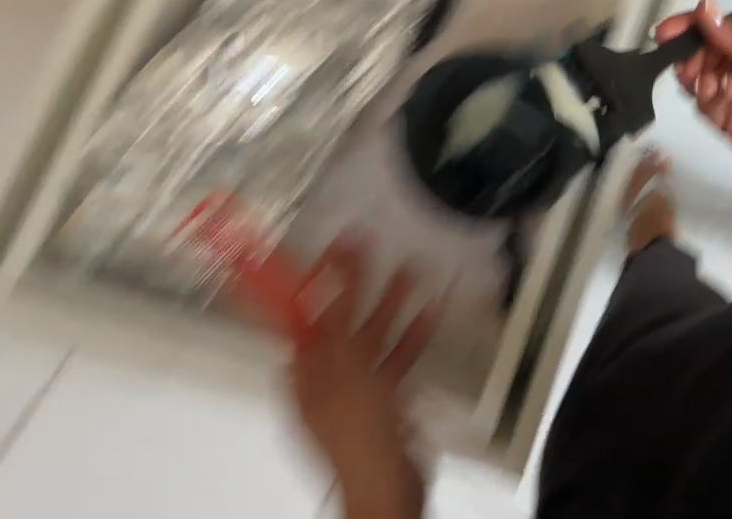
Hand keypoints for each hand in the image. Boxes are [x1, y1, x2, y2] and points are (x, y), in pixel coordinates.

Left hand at [289, 241, 438, 518]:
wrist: (386, 484)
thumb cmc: (357, 435)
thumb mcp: (345, 368)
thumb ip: (337, 322)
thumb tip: (324, 281)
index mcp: (305, 374)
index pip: (304, 314)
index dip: (314, 279)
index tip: (326, 248)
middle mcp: (325, 380)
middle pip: (341, 321)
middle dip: (356, 284)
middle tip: (364, 247)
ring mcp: (354, 392)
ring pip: (372, 336)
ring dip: (390, 304)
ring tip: (408, 272)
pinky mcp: (384, 402)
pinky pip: (396, 359)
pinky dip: (411, 336)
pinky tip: (428, 315)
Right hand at [655, 0, 731, 173]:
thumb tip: (703, 6)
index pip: (707, 28)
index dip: (684, 27)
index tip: (663, 33)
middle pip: (694, 55)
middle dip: (687, 58)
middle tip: (693, 69)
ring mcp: (728, 93)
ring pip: (694, 82)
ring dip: (695, 80)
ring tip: (713, 86)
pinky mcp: (727, 121)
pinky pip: (703, 109)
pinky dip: (705, 102)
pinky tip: (723, 100)